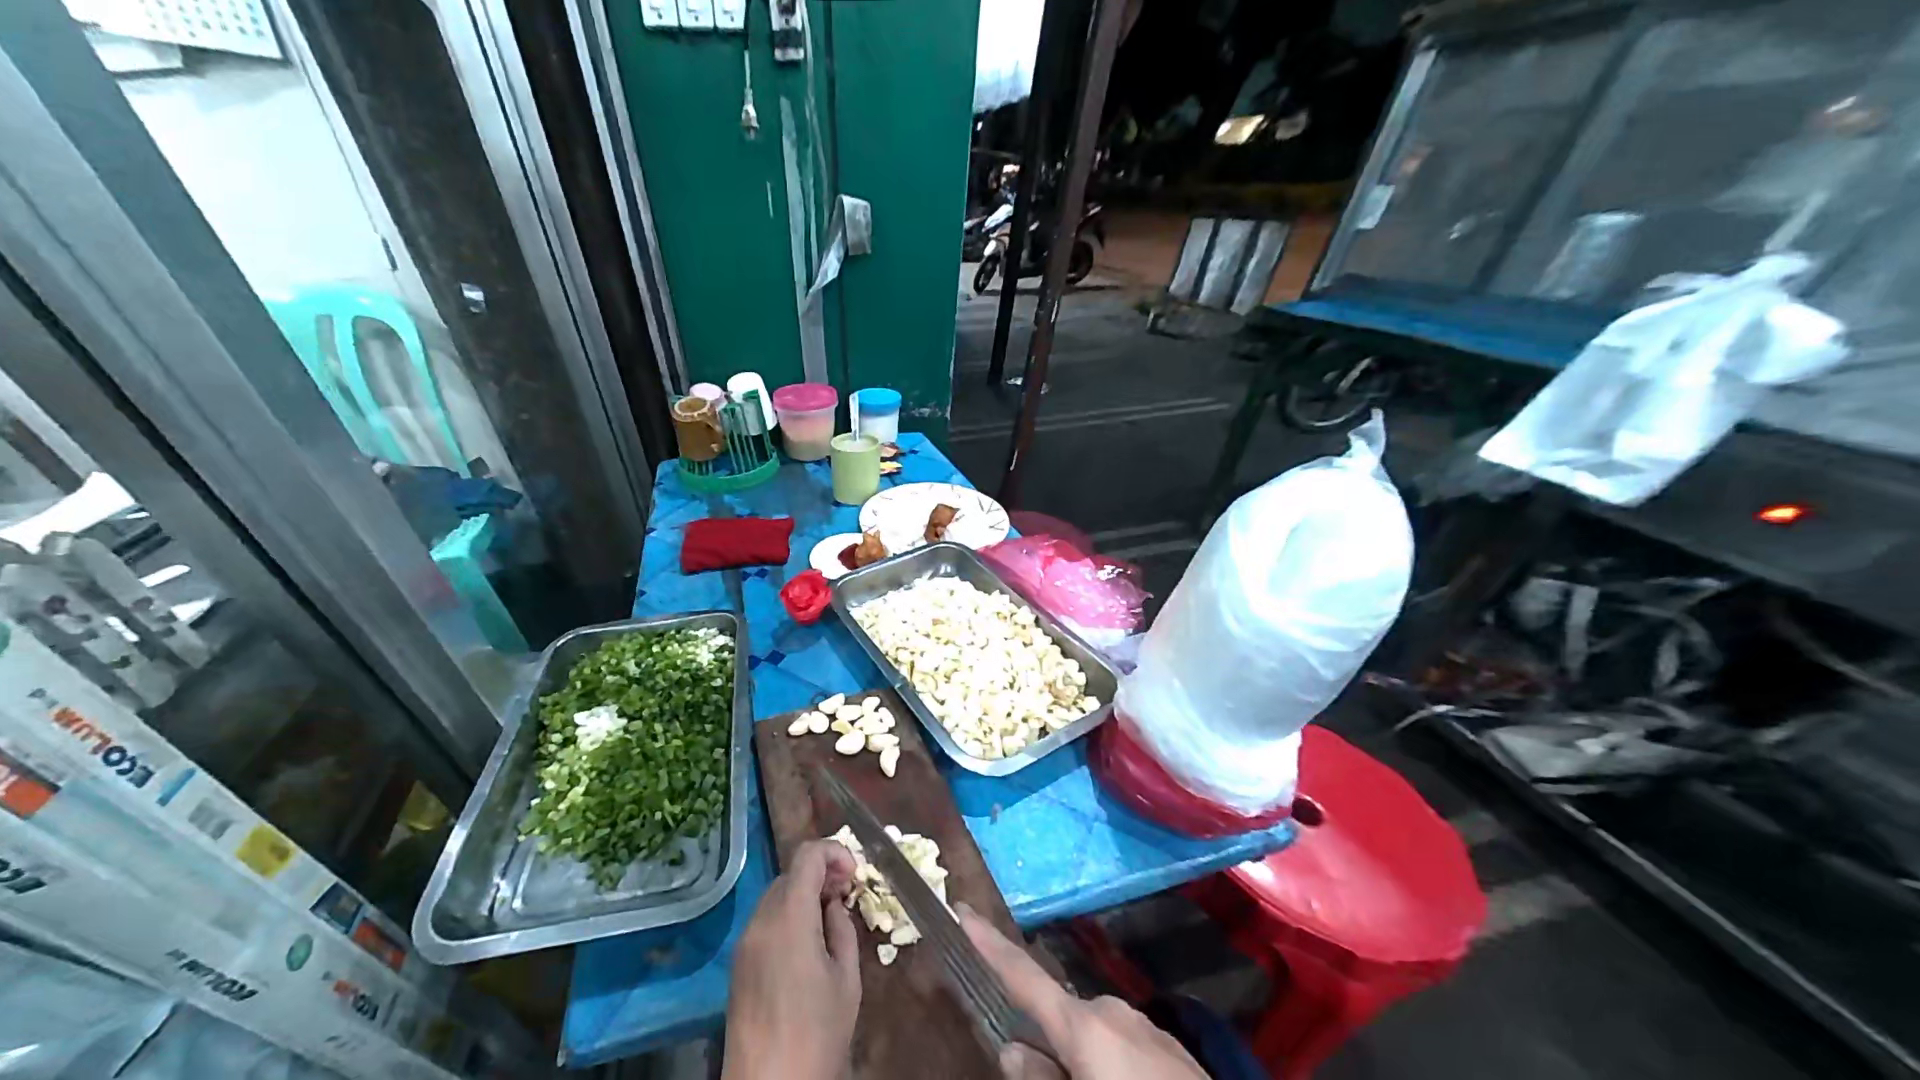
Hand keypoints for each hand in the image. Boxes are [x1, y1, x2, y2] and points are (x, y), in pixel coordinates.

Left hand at [724, 840, 861, 1079]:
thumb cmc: (816, 1034)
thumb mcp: (846, 978)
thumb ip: (841, 929)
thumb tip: (833, 905)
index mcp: (789, 917)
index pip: (807, 856)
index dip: (835, 852)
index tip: (855, 876)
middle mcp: (761, 920)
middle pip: (791, 874)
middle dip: (822, 874)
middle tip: (848, 896)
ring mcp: (745, 942)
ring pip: (777, 896)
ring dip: (805, 895)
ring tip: (830, 920)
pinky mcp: (739, 964)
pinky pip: (766, 921)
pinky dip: (789, 916)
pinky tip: (808, 944)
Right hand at [959, 906, 1206, 1079]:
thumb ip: (1041, 1078)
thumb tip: (1011, 1049)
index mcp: (1083, 1024)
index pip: (1022, 973)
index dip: (988, 942)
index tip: (961, 907)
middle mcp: (1111, 1010)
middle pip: (1059, 1015)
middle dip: (1045, 1039)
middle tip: (1042, 1070)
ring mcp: (1146, 1025)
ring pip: (1093, 1033)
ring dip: (1081, 1058)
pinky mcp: (1172, 1047)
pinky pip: (1123, 1046)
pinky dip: (1110, 1065)